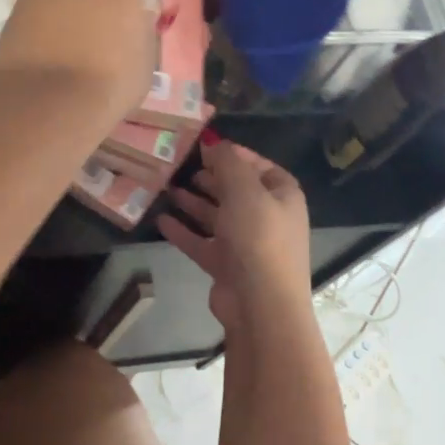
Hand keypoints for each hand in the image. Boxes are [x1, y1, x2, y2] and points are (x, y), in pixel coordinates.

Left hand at [0, 0, 156, 121]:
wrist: (55, 100)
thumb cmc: (110, 88)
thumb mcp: (143, 67)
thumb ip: (137, 39)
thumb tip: (130, 33)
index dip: (121, 20)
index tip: (117, 42)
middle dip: (89, 11)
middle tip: (87, 44)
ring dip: (60, 17)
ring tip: (58, 51)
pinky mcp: (19, 4)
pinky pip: (35, 13)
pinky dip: (36, 28)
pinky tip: (37, 53)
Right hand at [159, 140, 311, 330]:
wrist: (259, 302)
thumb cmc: (258, 237)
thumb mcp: (244, 190)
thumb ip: (227, 163)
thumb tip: (214, 143)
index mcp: (283, 196)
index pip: (261, 168)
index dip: (236, 156)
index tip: (207, 147)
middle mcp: (268, 218)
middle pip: (237, 192)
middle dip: (212, 179)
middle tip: (184, 168)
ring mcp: (247, 244)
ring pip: (218, 217)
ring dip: (195, 203)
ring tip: (168, 189)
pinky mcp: (226, 266)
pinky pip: (203, 243)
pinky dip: (184, 231)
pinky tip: (162, 221)